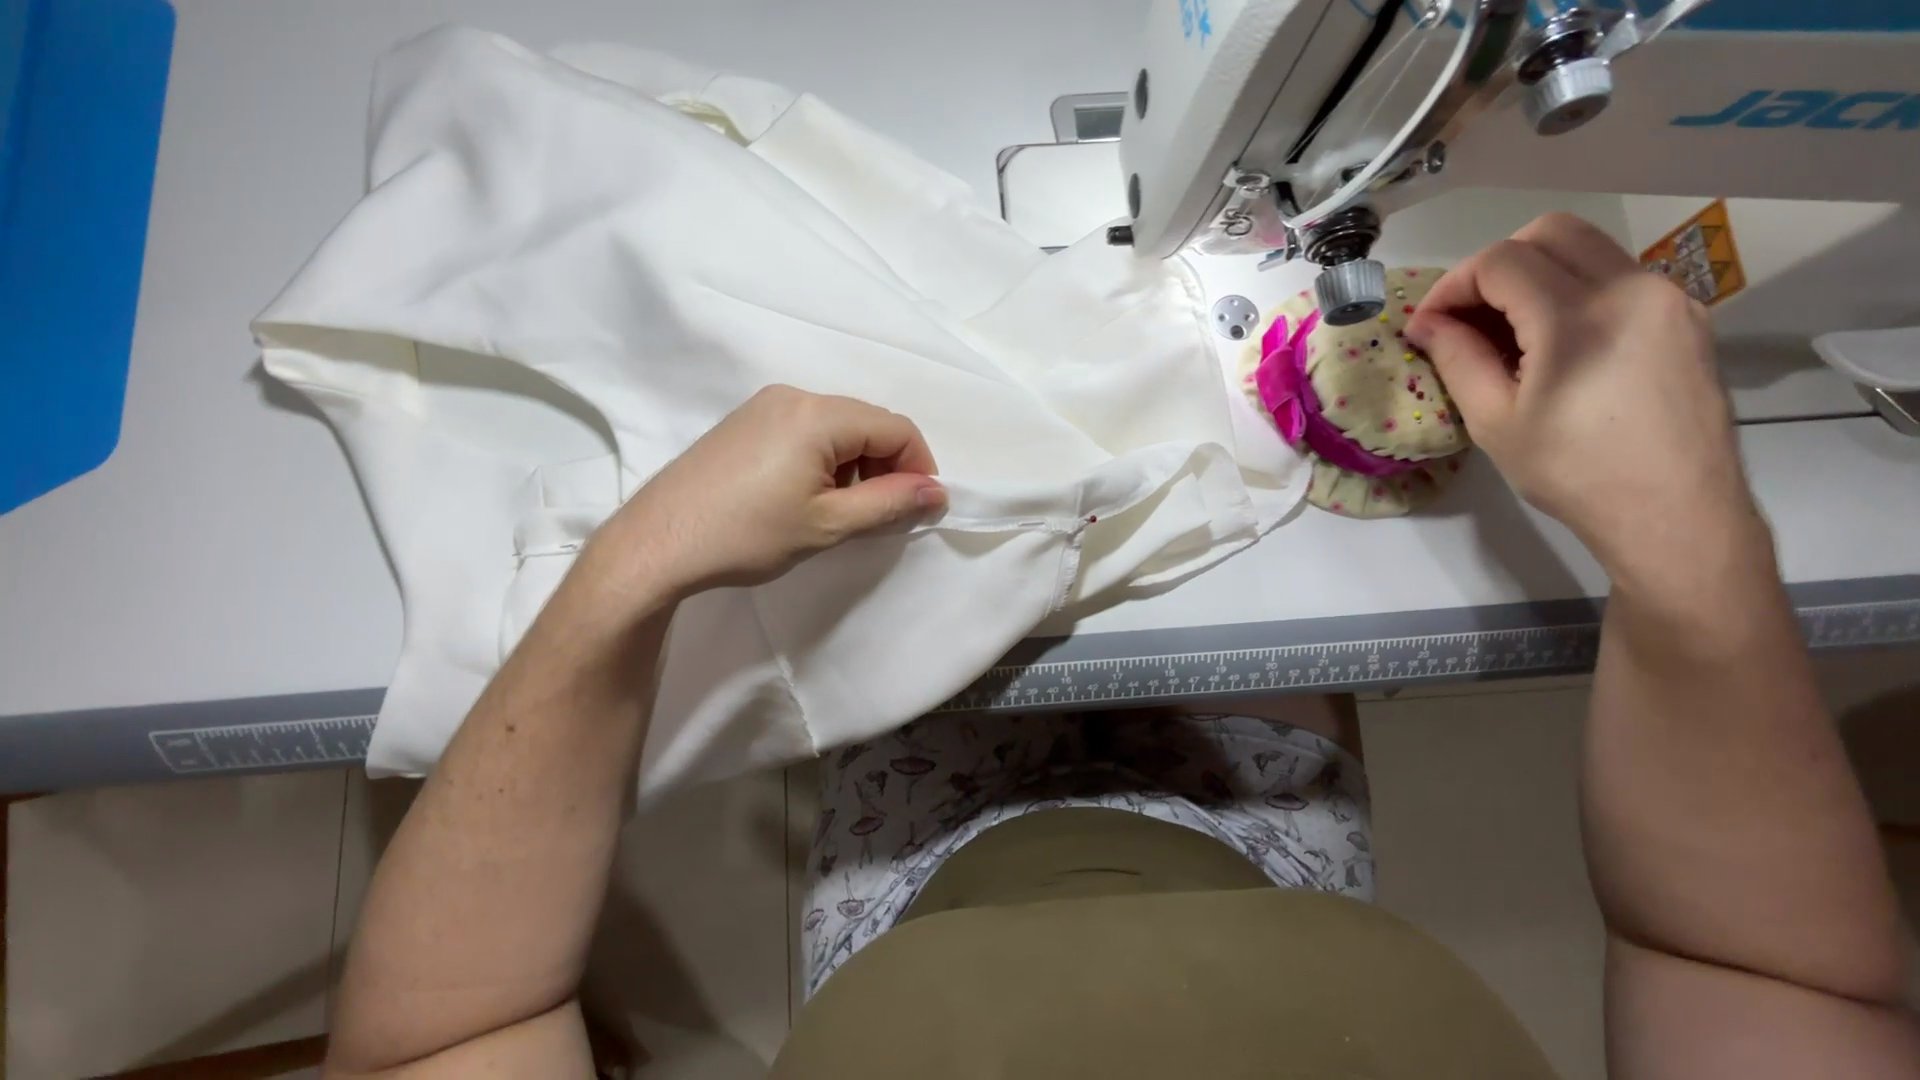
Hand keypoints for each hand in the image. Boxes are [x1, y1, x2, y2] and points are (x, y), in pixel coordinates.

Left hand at [583, 386, 945, 599]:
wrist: (658, 544)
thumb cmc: (748, 535)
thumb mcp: (828, 524)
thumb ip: (890, 504)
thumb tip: (938, 493)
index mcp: (817, 414)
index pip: (895, 427)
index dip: (919, 466)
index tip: (918, 509)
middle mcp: (793, 396)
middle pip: (867, 423)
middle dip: (887, 466)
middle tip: (879, 515)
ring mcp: (764, 406)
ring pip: (837, 428)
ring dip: (856, 466)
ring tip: (840, 512)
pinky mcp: (745, 423)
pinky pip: (806, 431)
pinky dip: (825, 461)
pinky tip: (807, 498)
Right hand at [1405, 213, 1768, 588]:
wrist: (1675, 512)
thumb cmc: (1573, 472)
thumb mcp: (1495, 420)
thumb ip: (1457, 358)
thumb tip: (1427, 323)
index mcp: (1579, 316)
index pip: (1501, 261)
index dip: (1452, 286)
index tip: (1428, 325)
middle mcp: (1632, 288)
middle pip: (1550, 232)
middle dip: (1493, 265)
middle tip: (1465, 317)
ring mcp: (1669, 298)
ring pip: (1588, 249)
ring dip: (1534, 274)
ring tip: (1505, 332)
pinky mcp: (1687, 317)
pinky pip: (1617, 278)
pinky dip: (1572, 291)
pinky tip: (1552, 344)